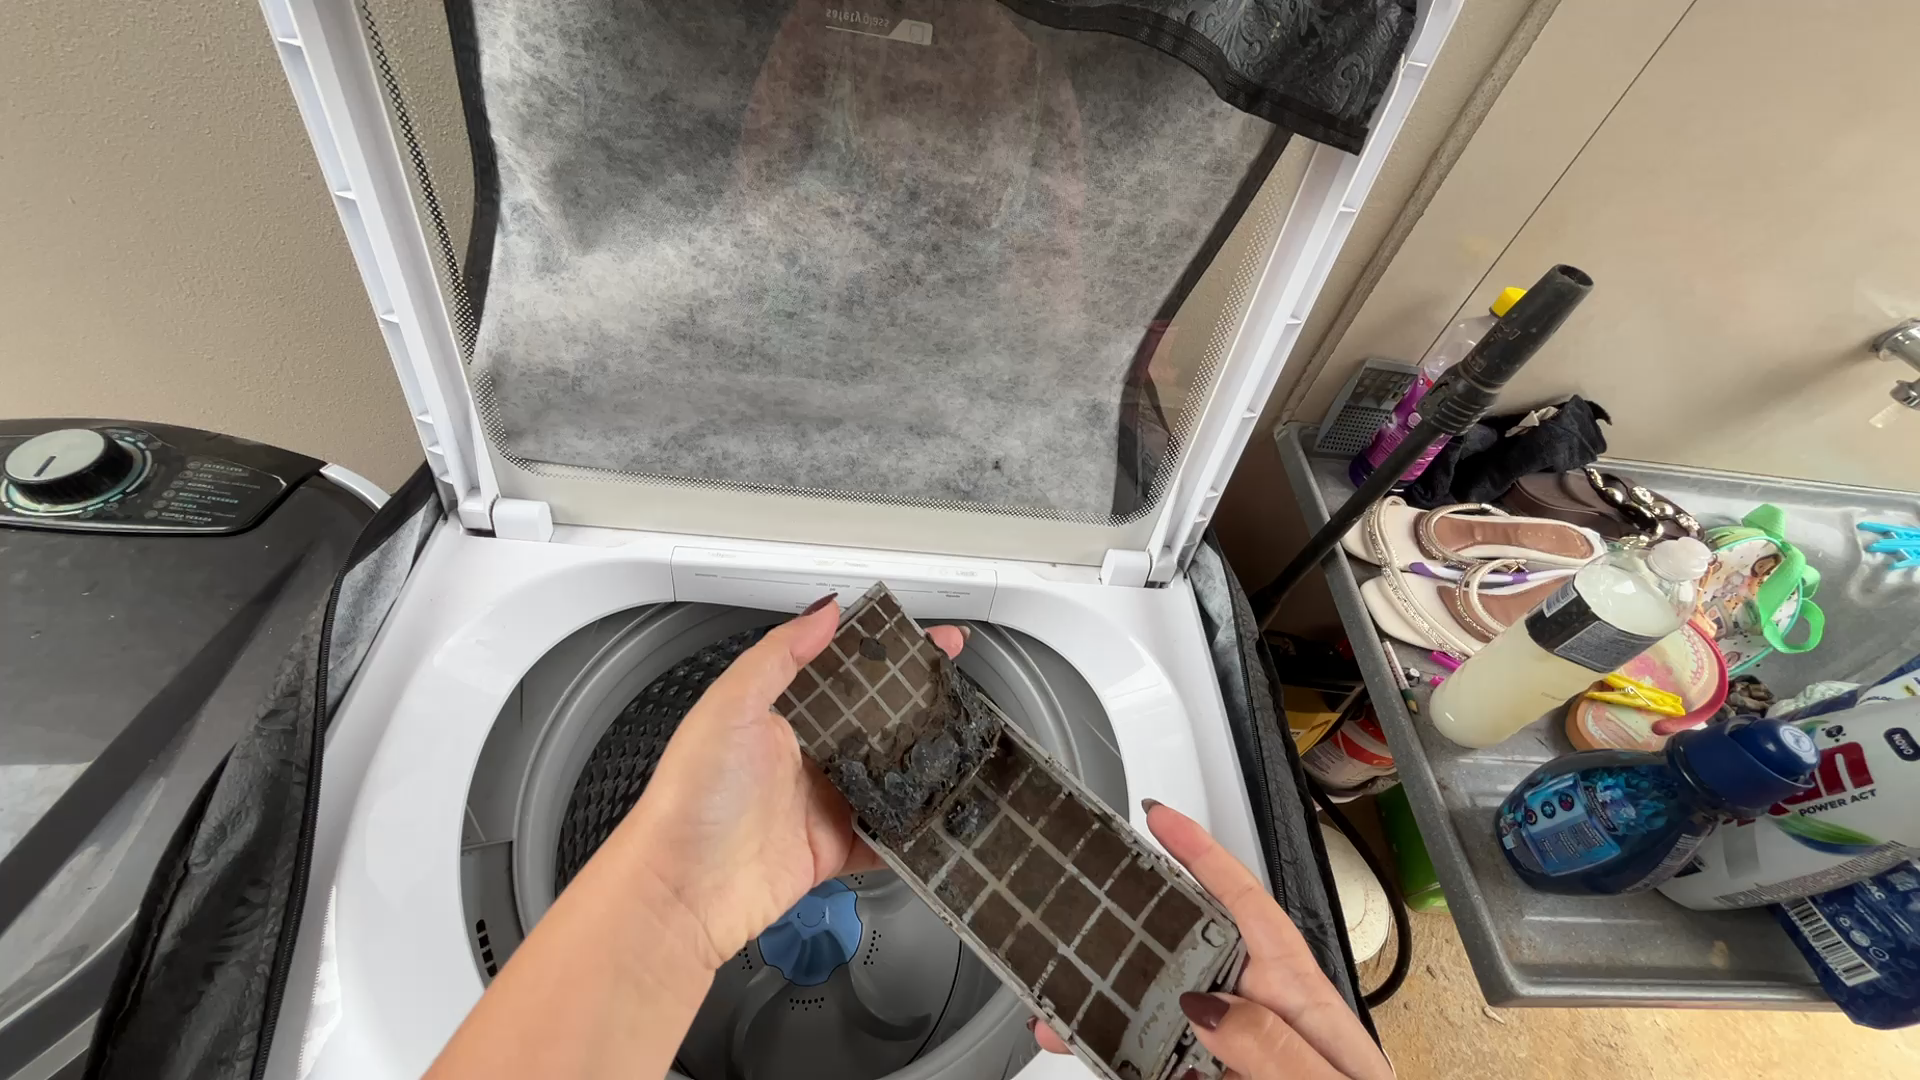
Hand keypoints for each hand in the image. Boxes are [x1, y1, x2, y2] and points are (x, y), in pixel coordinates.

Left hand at [611, 596, 966, 971]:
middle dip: (920, 702)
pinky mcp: (835, 848)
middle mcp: (810, 756)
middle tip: (961, 683)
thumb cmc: (692, 797)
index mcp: (787, 716)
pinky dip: (911, 828)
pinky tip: (938, 813)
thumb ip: (779, 657)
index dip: (887, 653)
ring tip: (964, 741)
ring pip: (890, 775)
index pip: (848, 673)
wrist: (680, 893)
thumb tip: (825, 611)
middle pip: (878, 721)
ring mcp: (825, 803)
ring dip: (922, 762)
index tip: (929, 639)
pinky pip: (885, 834)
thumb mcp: (729, 708)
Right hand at [1033, 803, 1390, 1079]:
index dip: (1202, 854)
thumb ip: (1276, 1047)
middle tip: (1085, 904)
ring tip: (1060, 1003)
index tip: (1159, 818)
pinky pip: (1154, 1057)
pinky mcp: (1208, 1076)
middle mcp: (1260, 1013)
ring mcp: (1231, 1051)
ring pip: (1160, 1011)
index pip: (1246, 904)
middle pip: (1187, 949)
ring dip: (1109, 1005)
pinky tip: (1085, 1048)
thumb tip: (1207, 1004)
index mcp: (1298, 995)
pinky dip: (1115, 1052)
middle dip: (1132, 927)